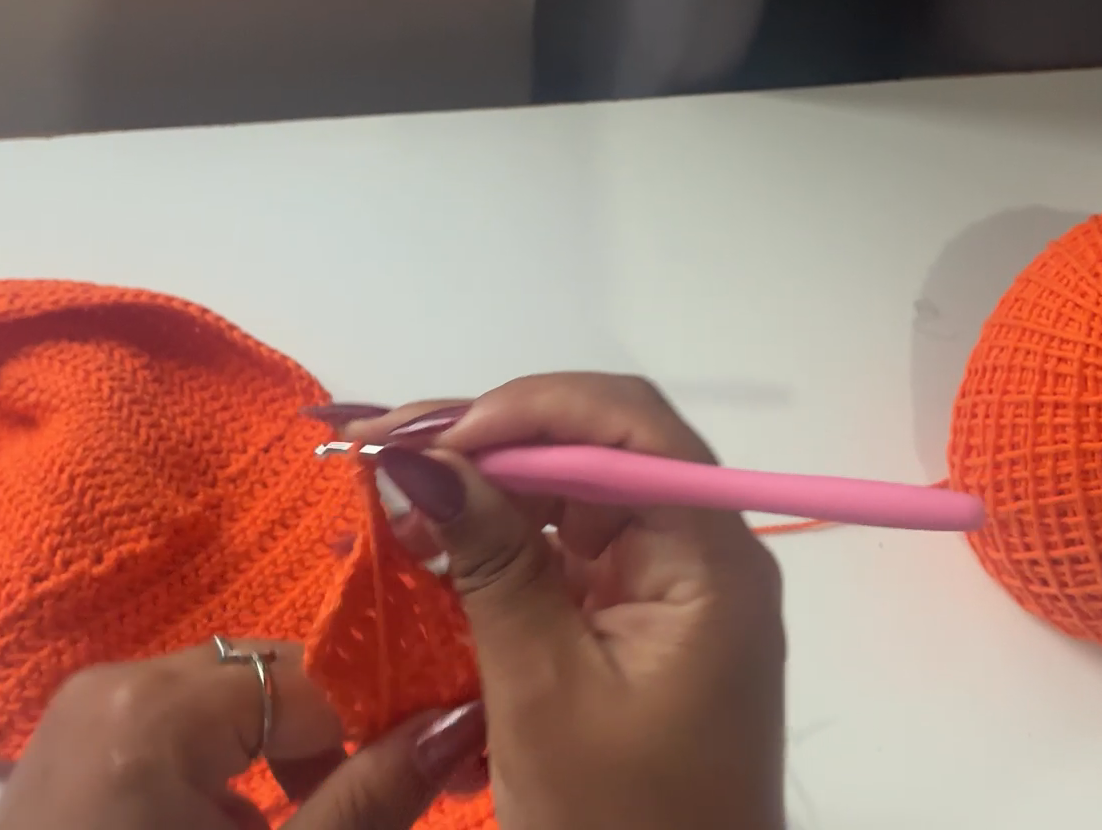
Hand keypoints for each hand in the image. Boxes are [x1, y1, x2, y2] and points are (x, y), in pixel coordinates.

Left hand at [0, 639, 485, 829]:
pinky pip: (193, 718)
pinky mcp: (80, 736)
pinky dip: (237, 757)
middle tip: (380, 796)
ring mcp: (91, 705)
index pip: (318, 677)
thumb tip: (467, 716)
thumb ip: (371, 799)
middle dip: (339, 732)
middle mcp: (121, 679)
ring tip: (314, 814)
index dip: (387, 713)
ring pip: (243, 693)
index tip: (444, 752)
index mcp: (156, 710)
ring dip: (293, 745)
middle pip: (282, 675)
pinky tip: (242, 825)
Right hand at [336, 373, 786, 829]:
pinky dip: (504, 533)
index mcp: (710, 557)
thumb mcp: (543, 693)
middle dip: (498, 437)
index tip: (443, 435)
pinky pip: (567, 541)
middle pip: (600, 447)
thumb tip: (417, 459)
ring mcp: (666, 574)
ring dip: (491, 481)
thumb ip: (490, 564)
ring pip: (576, 488)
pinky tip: (442, 533)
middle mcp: (698, 546)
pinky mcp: (634, 604)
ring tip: (398, 478)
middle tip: (392, 441)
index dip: (538, 408)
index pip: (636, 426)